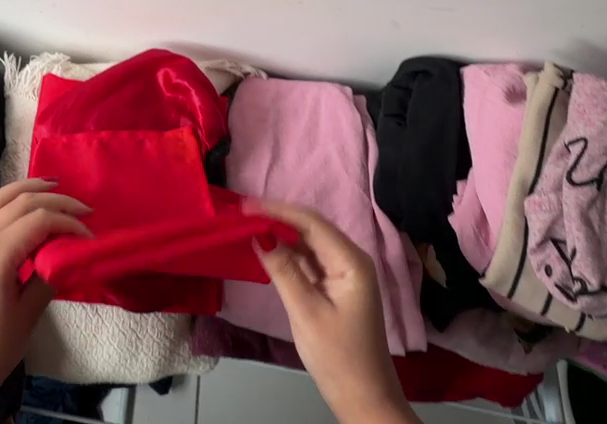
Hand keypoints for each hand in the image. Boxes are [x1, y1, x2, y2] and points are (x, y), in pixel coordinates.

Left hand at [0, 178, 91, 423]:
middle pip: (22, 201)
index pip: (39, 219)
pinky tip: (24, 207)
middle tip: (83, 209)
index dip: (68, 222)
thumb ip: (47, 277)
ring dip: (28, 189)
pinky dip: (9, 200)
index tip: (91, 236)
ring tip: (54, 187)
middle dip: (56, 200)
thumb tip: (66, 256)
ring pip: (0, 198)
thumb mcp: (27, 315)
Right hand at [252, 200, 418, 423]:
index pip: (311, 222)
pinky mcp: (334, 286)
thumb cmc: (338, 358)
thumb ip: (282, 269)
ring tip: (247, 224)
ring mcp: (343, 272)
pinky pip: (308, 259)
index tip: (245, 205)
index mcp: (351, 261)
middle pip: (310, 228)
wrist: (364, 401)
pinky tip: (266, 248)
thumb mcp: (306, 312)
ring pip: (308, 242)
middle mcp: (350, 259)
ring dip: (279, 233)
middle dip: (276, 217)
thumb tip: (257, 234)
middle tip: (241, 212)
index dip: (277, 210)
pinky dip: (287, 252)